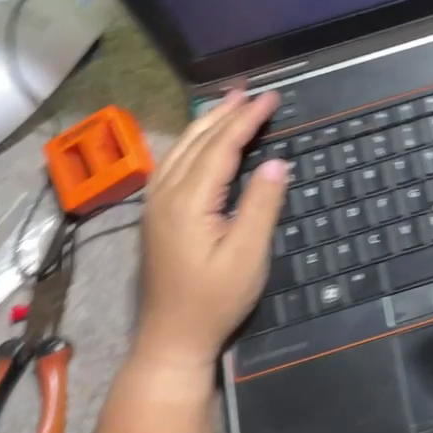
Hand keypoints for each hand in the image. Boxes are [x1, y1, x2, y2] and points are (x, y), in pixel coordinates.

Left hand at [132, 91, 288, 375]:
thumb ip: (261, 205)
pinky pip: (173, 162)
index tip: (271, 97)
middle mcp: (165, 195)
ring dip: (207, 122)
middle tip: (253, 90)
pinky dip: (193, 141)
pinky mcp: (155, 215)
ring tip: (230, 102)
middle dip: (226, 112)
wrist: (169, 342)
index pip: (221, 147)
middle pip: (197, 140)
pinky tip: (202, 139)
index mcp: (188, 201)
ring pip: (181, 148)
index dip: (247, 119)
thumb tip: (277, 162)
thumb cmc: (213, 301)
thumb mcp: (247, 256)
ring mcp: (155, 204)